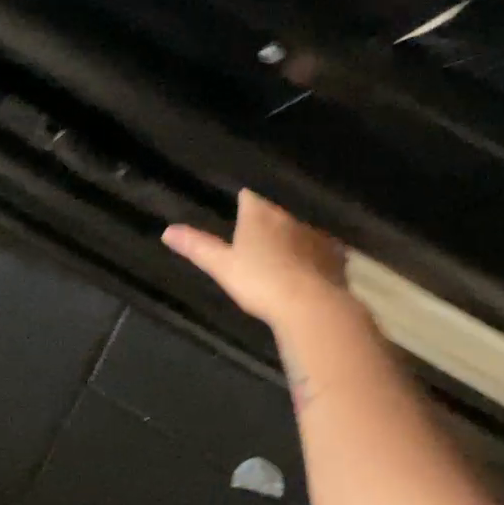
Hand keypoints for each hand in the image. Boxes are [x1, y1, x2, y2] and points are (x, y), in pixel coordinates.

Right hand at [162, 189, 349, 323]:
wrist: (312, 306)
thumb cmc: (260, 282)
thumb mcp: (221, 266)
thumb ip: (197, 246)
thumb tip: (167, 230)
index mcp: (259, 215)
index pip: (249, 198)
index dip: (243, 203)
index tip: (238, 207)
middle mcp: (288, 219)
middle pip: (275, 213)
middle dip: (267, 221)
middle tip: (256, 238)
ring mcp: (315, 237)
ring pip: (300, 230)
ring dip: (292, 239)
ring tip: (283, 255)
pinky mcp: (335, 258)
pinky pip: (323, 251)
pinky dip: (316, 257)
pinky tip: (312, 270)